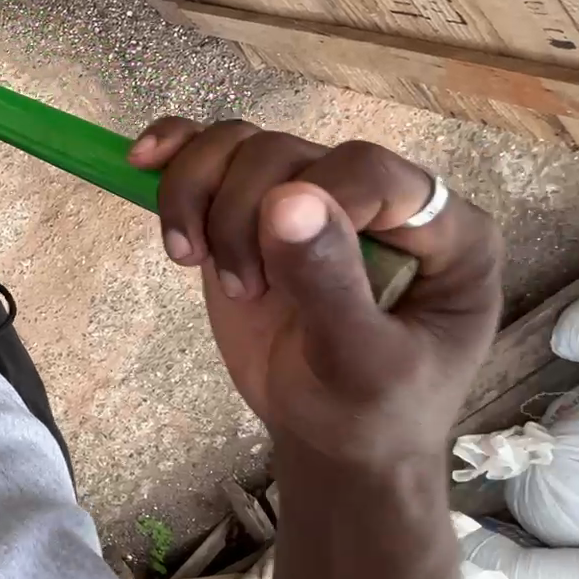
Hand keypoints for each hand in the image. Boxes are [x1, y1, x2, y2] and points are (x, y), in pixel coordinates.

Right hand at [129, 119, 501, 469]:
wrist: (325, 432)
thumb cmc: (364, 407)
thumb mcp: (358, 360)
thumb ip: (329, 282)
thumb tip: (288, 200)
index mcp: (437, 230)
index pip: (366, 171)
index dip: (307, 203)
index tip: (268, 271)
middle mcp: (371, 197)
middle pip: (281, 153)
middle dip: (235, 216)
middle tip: (235, 287)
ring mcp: (303, 198)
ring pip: (234, 145)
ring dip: (191, 195)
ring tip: (186, 256)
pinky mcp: (243, 208)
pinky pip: (205, 151)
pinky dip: (170, 150)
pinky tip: (141, 164)